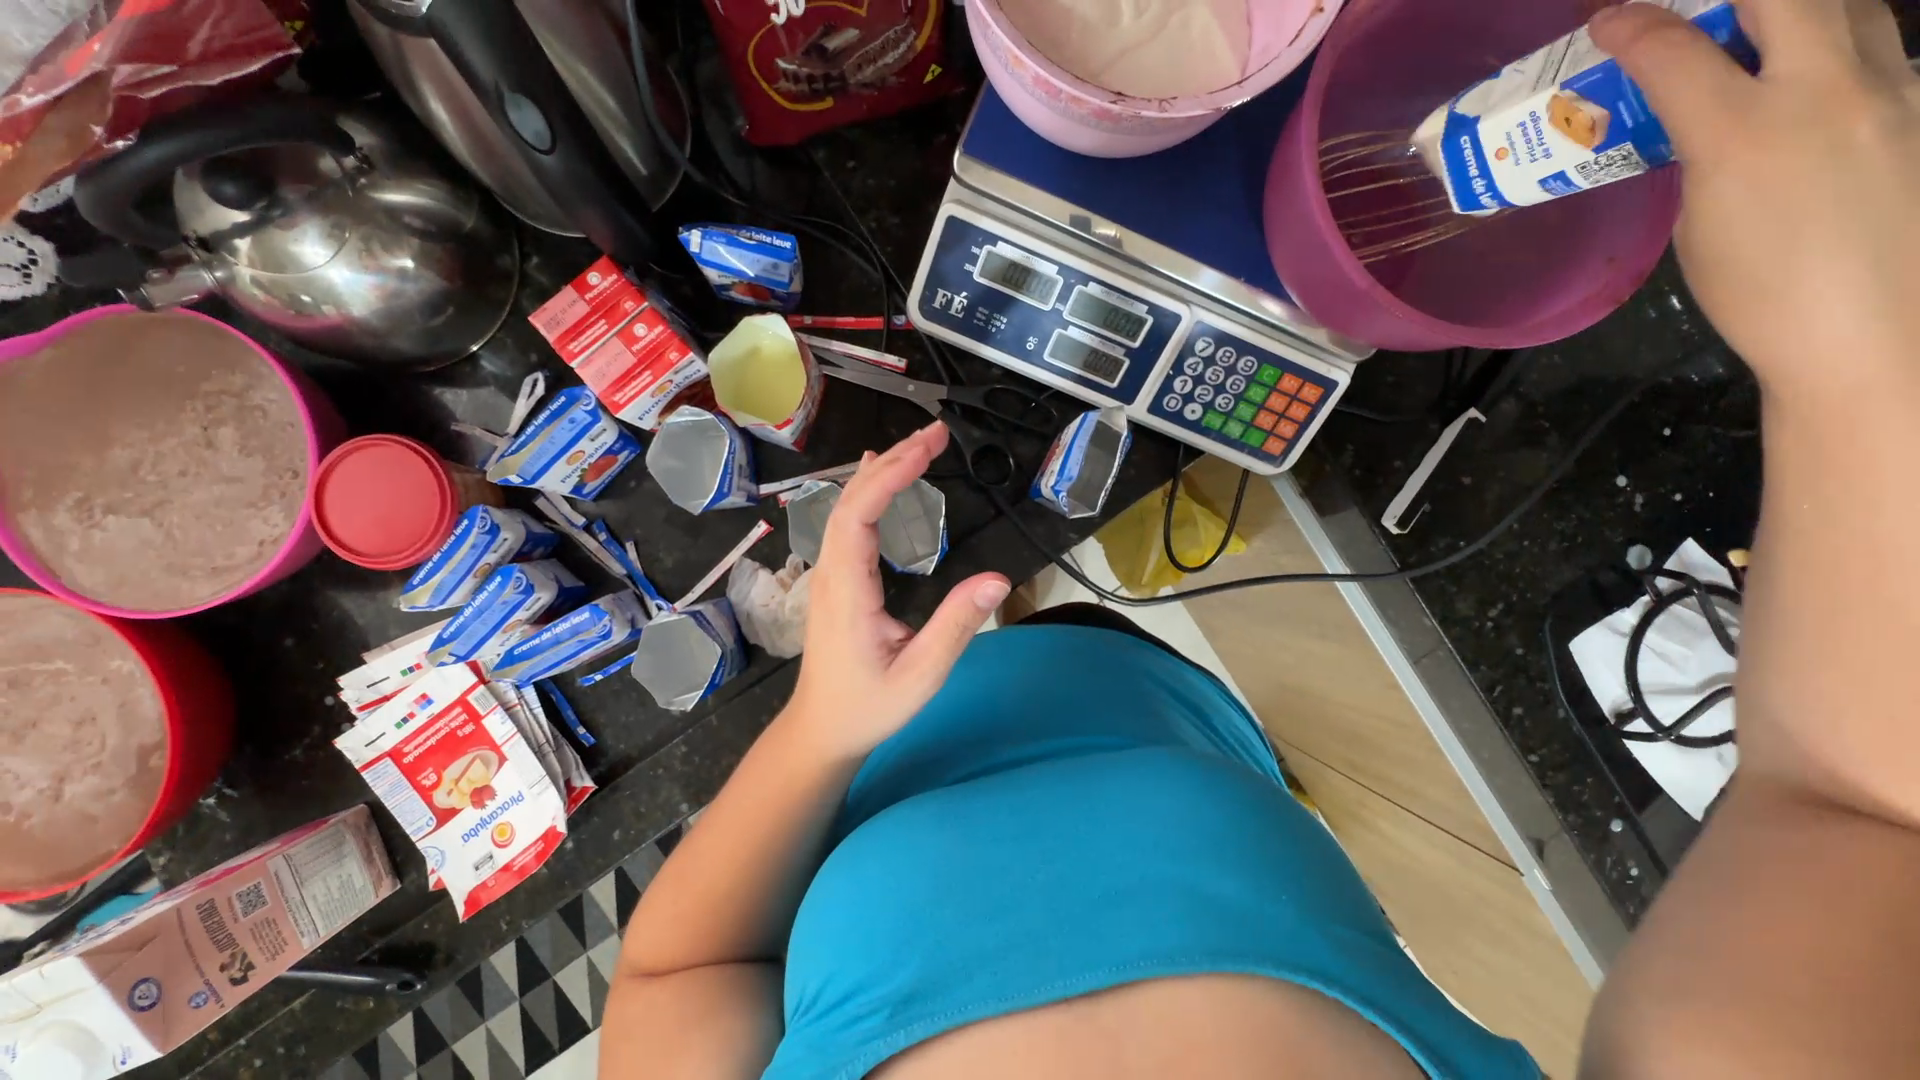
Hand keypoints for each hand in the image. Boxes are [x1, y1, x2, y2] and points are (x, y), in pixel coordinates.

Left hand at [783, 422, 1010, 757]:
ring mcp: (827, 574)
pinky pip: (847, 523)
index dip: (893, 474)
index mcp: (847, 588)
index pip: (860, 513)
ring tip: (919, 446)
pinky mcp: (834, 580)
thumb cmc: (868, 706)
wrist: (822, 729)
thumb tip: (1000, 579)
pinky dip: (868, 492)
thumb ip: (957, 625)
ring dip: (881, 472)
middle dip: (894, 461)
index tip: (928, 447)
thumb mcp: (921, 674)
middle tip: (937, 434)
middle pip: (852, 500)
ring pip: (847, 507)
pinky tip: (876, 475)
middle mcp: (830, 571)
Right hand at [1591, 0, 1919, 394]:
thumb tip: (1708, 119)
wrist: (1879, 331)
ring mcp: (1896, 87)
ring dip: (1789, 4)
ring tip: (1750, 29)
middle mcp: (1826, 89)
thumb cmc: (1761, 295)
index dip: (1632, 29)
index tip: (1605, 20)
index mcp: (1743, 135)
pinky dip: (1833, 38)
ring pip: (1845, 5)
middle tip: (1684, 10)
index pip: (1675, 54)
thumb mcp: (1699, 226)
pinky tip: (1809, 75)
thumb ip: (1703, 156)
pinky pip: (1878, 42)